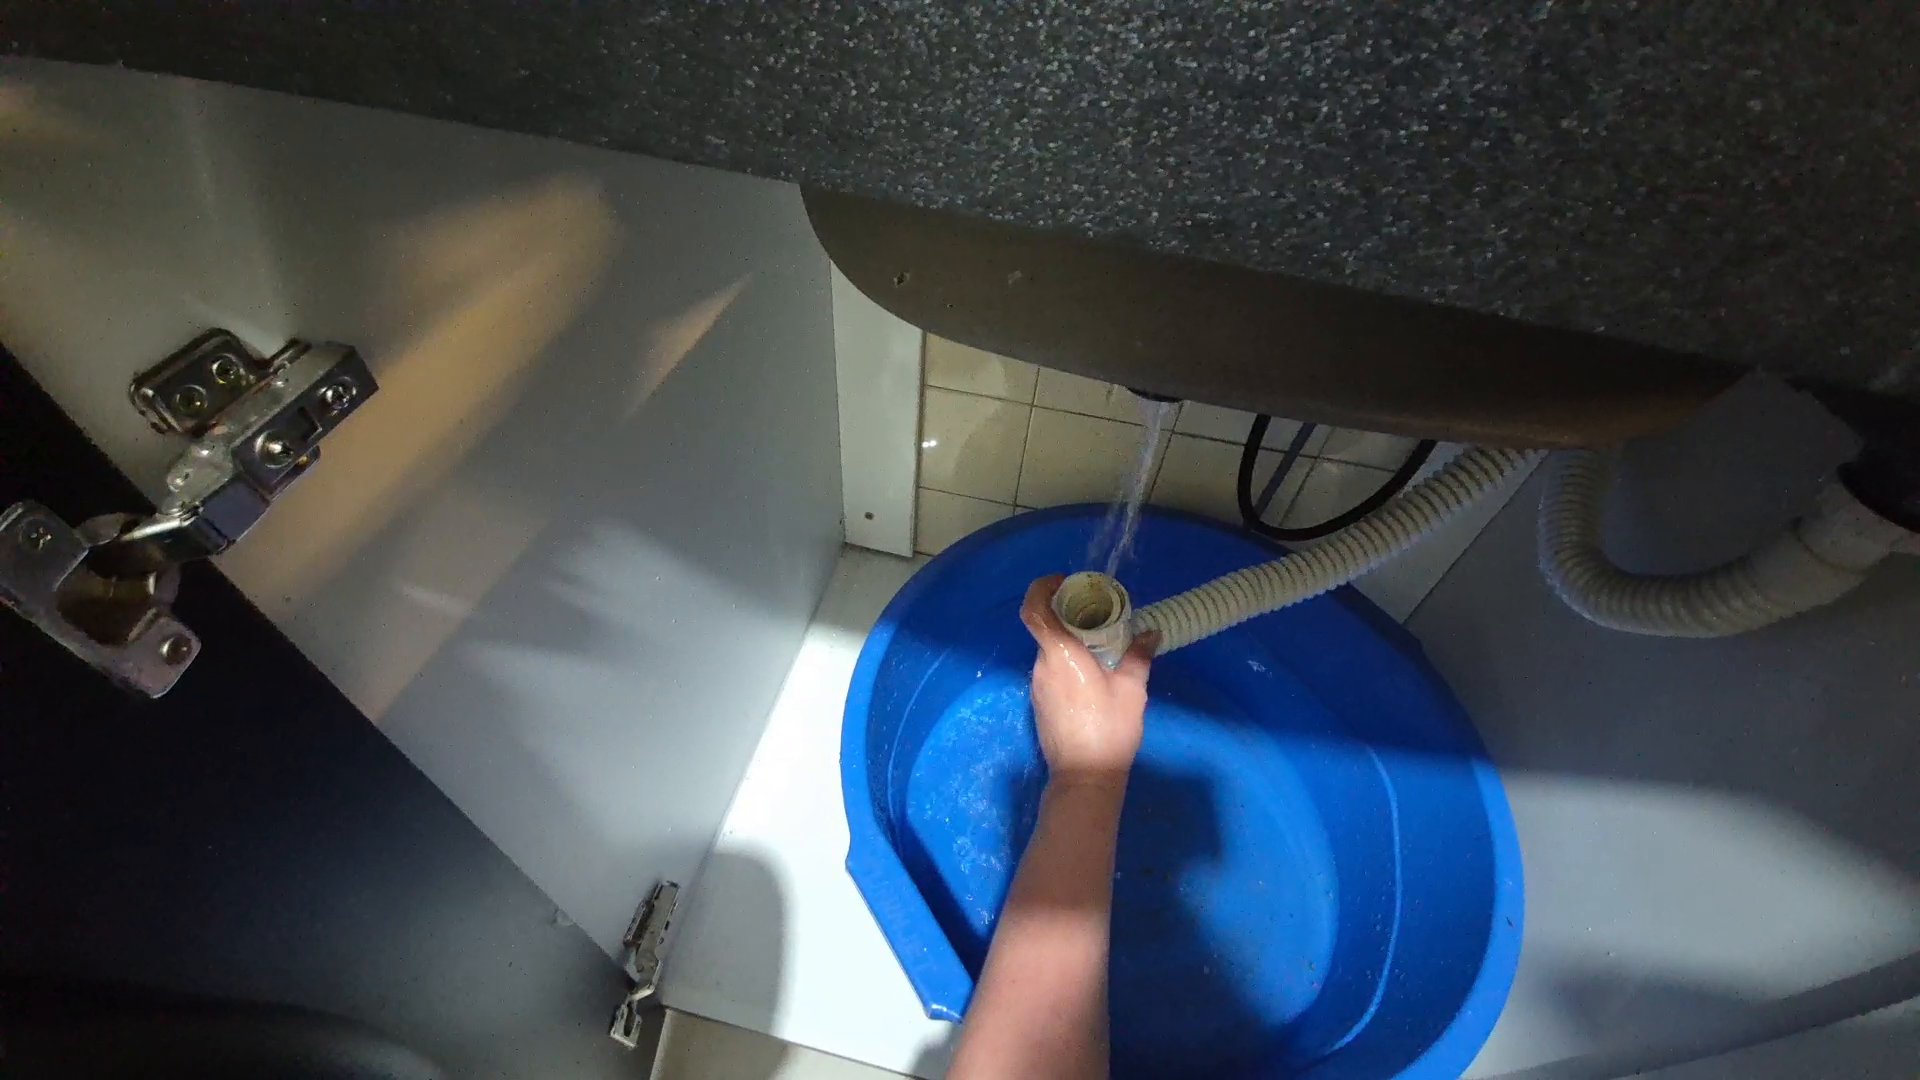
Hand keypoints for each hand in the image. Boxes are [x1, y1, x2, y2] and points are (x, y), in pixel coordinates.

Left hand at [1020, 575, 1156, 790]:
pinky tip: (1089, 666)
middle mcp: (1042, 665)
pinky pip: (1049, 667)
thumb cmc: (1109, 729)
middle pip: (1042, 626)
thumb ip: (1139, 657)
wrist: (1084, 776)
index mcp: (1060, 654)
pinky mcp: (1040, 700)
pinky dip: (1064, 656)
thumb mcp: (1132, 690)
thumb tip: (1150, 633)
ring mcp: (1037, 684)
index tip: (1062, 581)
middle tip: (1089, 606)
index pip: (1034, 610)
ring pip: (1046, 647)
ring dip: (1065, 636)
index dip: (1041, 588)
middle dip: (1061, 610)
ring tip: (1096, 636)